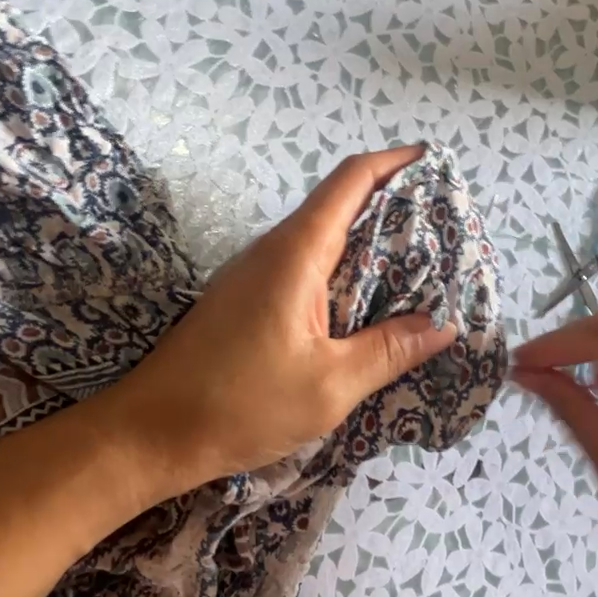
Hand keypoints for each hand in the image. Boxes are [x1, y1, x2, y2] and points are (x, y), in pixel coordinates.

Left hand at [108, 145, 457, 498]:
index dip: (396, 163)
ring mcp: (259, 273)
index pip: (351, 180)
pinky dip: (348, 272)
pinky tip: (372, 303)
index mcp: (297, 253)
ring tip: (423, 264)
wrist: (150, 433)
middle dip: (395, 205)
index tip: (436, 163)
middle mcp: (276, 249)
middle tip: (447, 227)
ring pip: (326, 238)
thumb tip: (442, 325)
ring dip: (373, 243)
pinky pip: (310, 268)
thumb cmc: (239, 404)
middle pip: (342, 203)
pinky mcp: (250, 299)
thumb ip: (389, 350)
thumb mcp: (329, 386)